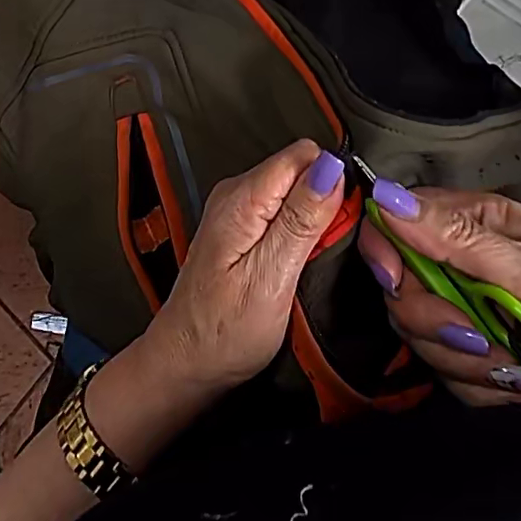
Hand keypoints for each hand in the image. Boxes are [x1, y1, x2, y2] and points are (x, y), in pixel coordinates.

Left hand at [134, 139, 346, 397]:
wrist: (185, 365)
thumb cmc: (223, 333)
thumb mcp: (271, 278)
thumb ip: (302, 219)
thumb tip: (332, 167)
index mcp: (242, 198)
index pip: (304, 155)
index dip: (331, 182)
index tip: (335, 224)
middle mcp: (237, 193)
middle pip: (302, 169)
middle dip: (325, 201)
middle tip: (319, 253)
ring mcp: (238, 209)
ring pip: (298, 189)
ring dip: (315, 219)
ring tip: (308, 261)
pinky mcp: (244, 225)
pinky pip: (287, 208)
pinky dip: (301, 231)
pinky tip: (296, 262)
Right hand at [359, 184, 520, 415]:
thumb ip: (460, 239)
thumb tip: (390, 199)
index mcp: (485, 225)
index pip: (403, 218)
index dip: (388, 246)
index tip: (397, 279)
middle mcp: (470, 264)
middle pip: (401, 281)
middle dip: (438, 315)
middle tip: (481, 327)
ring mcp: (471, 314)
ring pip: (418, 331)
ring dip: (467, 355)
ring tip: (520, 359)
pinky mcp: (475, 360)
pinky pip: (442, 372)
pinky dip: (480, 384)